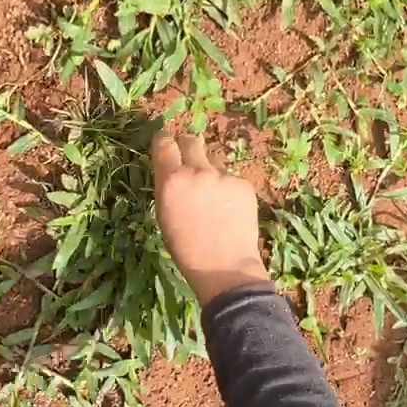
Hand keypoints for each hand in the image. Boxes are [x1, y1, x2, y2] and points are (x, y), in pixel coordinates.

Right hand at [151, 129, 269, 306]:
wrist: (223, 266)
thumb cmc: (185, 247)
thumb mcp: (163, 215)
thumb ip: (167, 187)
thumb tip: (172, 170)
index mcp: (171, 180)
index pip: (164, 143)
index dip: (164, 141)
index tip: (165, 142)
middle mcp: (196, 171)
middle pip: (191, 140)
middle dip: (188, 145)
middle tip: (189, 159)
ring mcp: (222, 175)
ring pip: (214, 160)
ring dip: (210, 171)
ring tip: (213, 197)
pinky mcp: (243, 183)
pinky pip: (231, 178)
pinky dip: (228, 189)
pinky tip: (228, 209)